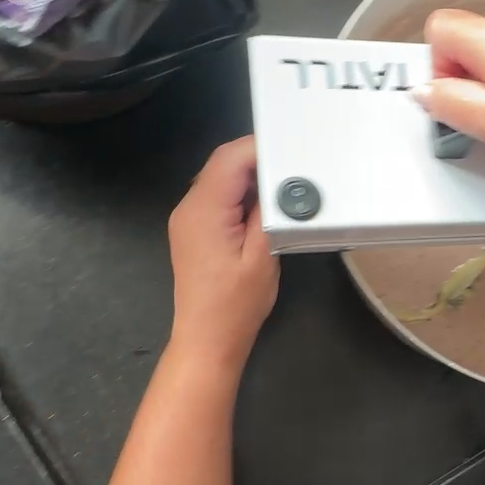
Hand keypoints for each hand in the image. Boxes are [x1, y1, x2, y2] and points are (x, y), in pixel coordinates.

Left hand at [166, 137, 278, 369]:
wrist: (208, 338)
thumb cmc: (236, 303)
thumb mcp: (263, 255)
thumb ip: (269, 213)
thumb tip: (279, 185)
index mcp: (204, 210)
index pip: (229, 160)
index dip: (259, 147)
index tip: (293, 147)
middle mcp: (189, 208)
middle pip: (221, 165)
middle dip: (257, 158)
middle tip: (296, 162)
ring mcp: (188, 219)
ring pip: (219, 180)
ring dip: (250, 177)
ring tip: (287, 183)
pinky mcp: (195, 231)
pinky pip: (218, 198)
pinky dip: (242, 193)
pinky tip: (266, 205)